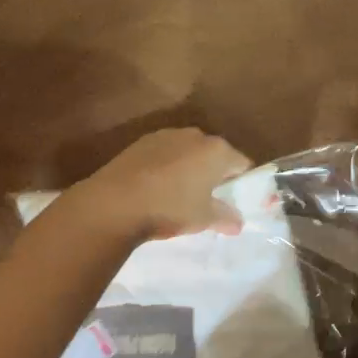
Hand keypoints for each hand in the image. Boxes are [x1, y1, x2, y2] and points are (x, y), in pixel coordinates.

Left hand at [69, 128, 251, 241]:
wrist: (115, 201)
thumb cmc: (170, 207)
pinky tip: (155, 187)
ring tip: (178, 194)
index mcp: (217, 151)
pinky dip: (166, 166)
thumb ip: (225, 217)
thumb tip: (238, 223)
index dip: (241, 183)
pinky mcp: (142, 141)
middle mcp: (196, 135)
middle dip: (214, 174)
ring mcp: (167, 135)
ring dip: (189, 168)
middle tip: (207, 200)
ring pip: (189, 151)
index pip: (242, 163)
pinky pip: (165, 153)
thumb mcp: (203, 218)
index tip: (233, 201)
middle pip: (215, 154)